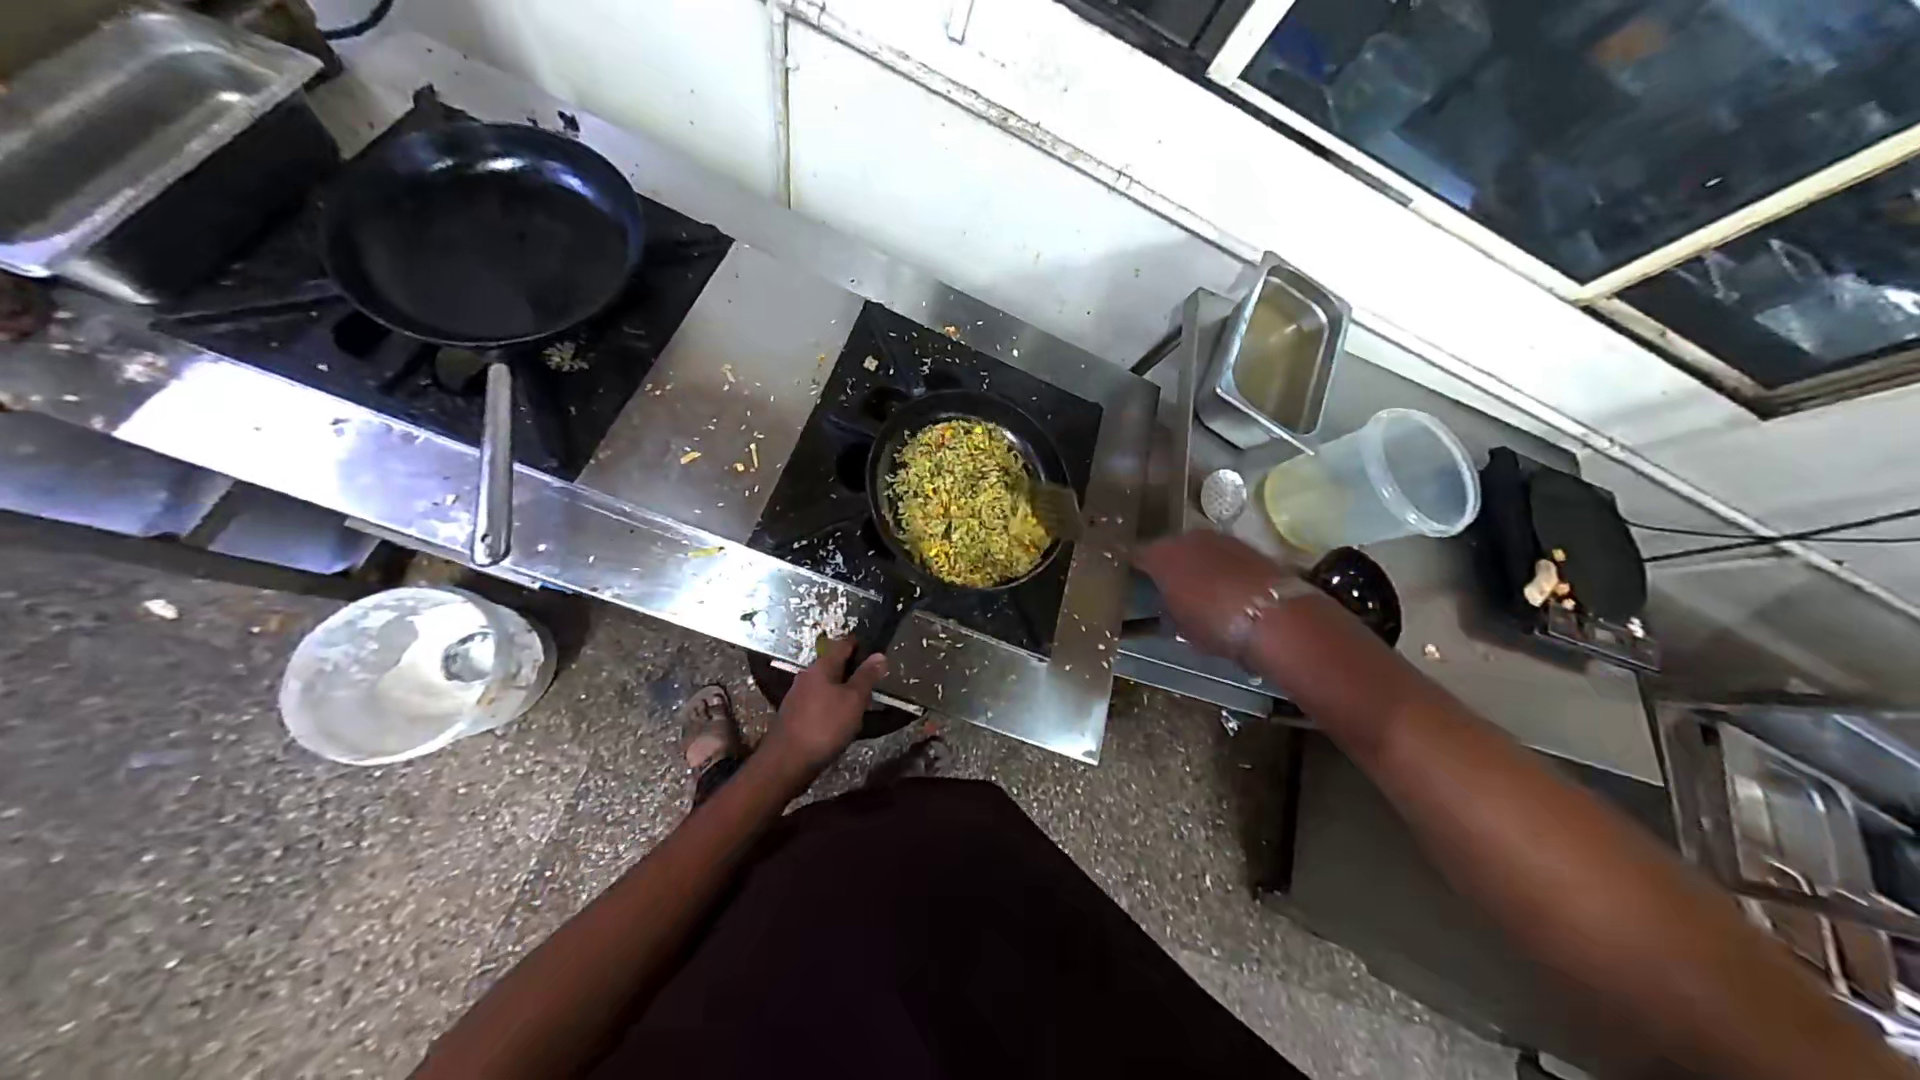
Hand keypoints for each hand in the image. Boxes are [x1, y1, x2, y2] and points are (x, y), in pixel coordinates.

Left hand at [762, 637, 886, 771]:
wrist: (787, 761)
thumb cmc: (825, 725)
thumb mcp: (854, 700)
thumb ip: (866, 677)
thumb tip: (879, 655)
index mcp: (821, 668)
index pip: (842, 645)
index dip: (859, 644)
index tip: (875, 648)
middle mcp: (807, 677)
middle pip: (834, 666)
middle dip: (853, 669)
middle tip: (874, 677)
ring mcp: (798, 697)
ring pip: (826, 685)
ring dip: (843, 689)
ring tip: (862, 700)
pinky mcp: (795, 716)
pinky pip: (819, 702)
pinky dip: (833, 705)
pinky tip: (842, 719)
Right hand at [1134, 531, 1302, 660]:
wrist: (1273, 616)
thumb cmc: (1214, 624)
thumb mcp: (1180, 626)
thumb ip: (1168, 609)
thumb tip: (1167, 605)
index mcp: (1160, 555)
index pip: (1136, 556)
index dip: (1134, 568)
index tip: (1132, 579)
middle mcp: (1186, 538)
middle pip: (1169, 548)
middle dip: (1168, 564)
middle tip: (1167, 585)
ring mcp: (1219, 538)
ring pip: (1198, 549)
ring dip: (1196, 563)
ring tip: (1199, 586)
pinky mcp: (1247, 545)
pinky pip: (1223, 555)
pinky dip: (1220, 566)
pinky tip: (1225, 585)